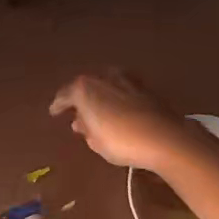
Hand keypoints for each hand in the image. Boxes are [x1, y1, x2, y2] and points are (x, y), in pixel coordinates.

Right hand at [50, 72, 209, 171]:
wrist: (164, 138)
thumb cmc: (122, 142)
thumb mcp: (96, 141)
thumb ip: (86, 129)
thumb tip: (81, 122)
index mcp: (86, 88)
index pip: (65, 94)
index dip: (58, 105)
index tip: (54, 112)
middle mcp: (105, 77)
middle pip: (88, 87)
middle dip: (82, 100)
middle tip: (78, 115)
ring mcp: (128, 79)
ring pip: (107, 86)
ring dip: (101, 98)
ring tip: (99, 114)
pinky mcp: (147, 88)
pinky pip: (123, 92)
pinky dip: (118, 100)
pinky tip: (119, 112)